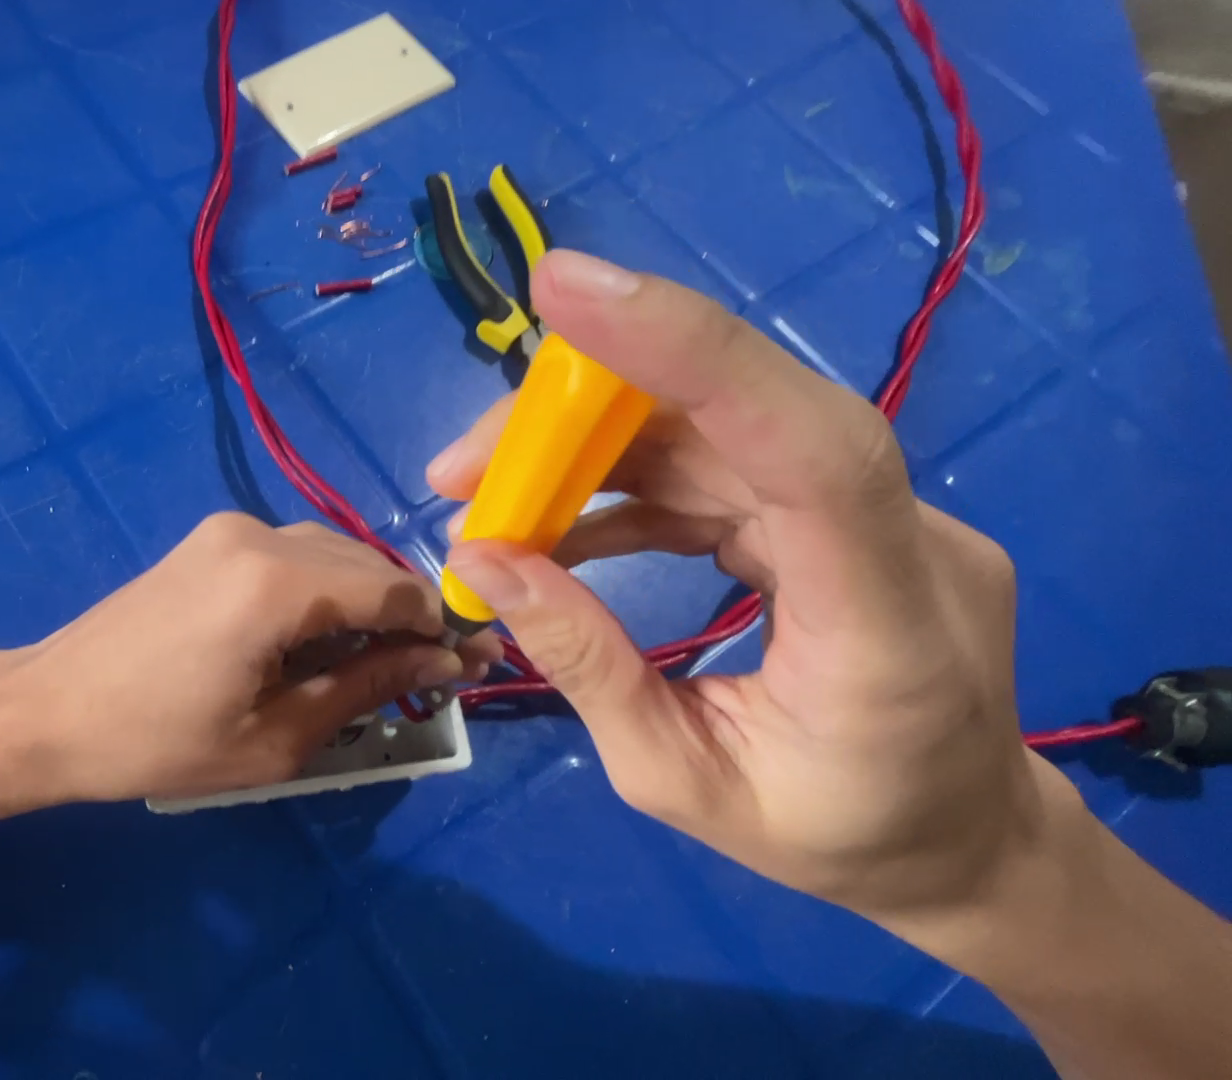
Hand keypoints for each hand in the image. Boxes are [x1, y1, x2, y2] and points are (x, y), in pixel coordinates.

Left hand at [0, 513, 498, 802]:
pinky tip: (318, 638)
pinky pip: (293, 554)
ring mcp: (229, 528)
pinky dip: (323, 590)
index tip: (469, 666)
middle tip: (426, 674)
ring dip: (366, 600)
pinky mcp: (211, 538)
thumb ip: (367, 687)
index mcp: (274, 583)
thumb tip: (442, 661)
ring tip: (373, 664)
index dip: (440, 625)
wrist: (46, 711)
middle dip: (406, 614)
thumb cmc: (156, 743)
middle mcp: (257, 534)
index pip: (394, 587)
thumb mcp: (276, 737)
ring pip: (332, 553)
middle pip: (367, 561)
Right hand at [427, 250, 1074, 927]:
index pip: (812, 446)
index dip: (687, 348)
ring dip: (583, 451)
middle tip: (459, 468)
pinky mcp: (838, 513)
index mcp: (888, 626)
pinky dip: (620, 483)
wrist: (961, 846)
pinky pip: (716, 467)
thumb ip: (584, 662)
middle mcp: (905, 536)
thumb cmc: (831, 836)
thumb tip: (479, 558)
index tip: (566, 290)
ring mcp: (880, 514)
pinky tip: (552, 520)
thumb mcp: (677, 778)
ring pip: (712, 432)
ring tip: (482, 497)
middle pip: (732, 419)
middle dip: (576, 422)